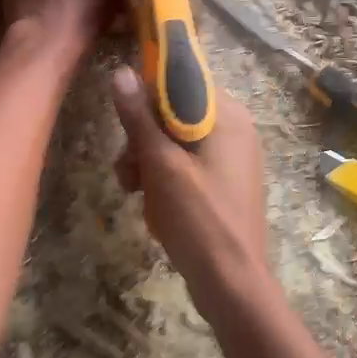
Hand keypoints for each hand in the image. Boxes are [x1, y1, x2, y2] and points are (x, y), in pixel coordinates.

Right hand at [109, 66, 267, 288]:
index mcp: (227, 115)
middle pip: (177, 113)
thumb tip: (121, 71)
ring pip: (179, 140)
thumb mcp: (161, 165)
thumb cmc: (198, 218)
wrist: (233, 286)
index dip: (149, 97)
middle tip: (127, 170)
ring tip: (132, 189)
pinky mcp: (227, 182)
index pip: (182, 81)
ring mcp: (234, 156)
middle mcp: (235, 128)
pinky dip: (167, 176)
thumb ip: (139, 117)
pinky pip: (190, 163)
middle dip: (145, 138)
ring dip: (150, 160)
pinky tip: (152, 202)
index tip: (127, 122)